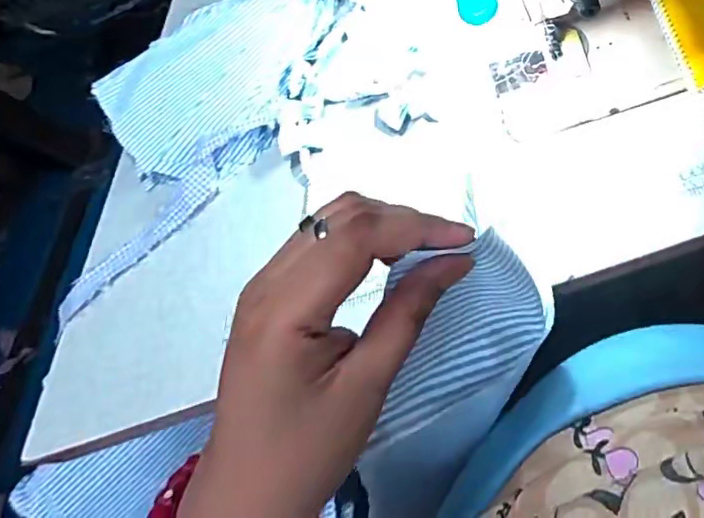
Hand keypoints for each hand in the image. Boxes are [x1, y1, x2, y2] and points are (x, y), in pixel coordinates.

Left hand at [182, 193, 474, 517]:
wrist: (240, 503)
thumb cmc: (304, 454)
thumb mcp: (366, 386)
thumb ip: (409, 312)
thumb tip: (456, 260)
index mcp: (284, 308)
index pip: (357, 234)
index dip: (416, 226)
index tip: (464, 240)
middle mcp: (267, 282)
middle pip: (345, 216)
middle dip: (405, 220)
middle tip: (448, 247)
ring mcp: (263, 283)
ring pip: (333, 218)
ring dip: (385, 222)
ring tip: (425, 249)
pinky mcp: (269, 292)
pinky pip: (322, 238)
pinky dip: (364, 235)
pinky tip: (389, 256)